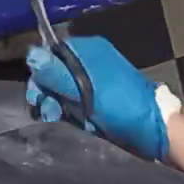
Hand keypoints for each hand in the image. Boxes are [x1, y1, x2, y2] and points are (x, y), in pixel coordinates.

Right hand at [25, 36, 175, 160]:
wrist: (153, 132)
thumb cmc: (121, 106)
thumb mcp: (84, 89)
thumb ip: (55, 73)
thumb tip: (30, 55)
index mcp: (89, 51)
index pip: (52, 52)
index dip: (40, 71)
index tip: (36, 93)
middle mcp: (89, 62)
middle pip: (53, 72)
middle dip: (46, 92)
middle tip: (48, 111)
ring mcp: (93, 82)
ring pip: (60, 89)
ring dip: (54, 105)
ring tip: (57, 118)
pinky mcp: (96, 100)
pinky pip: (71, 102)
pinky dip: (67, 112)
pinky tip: (68, 121)